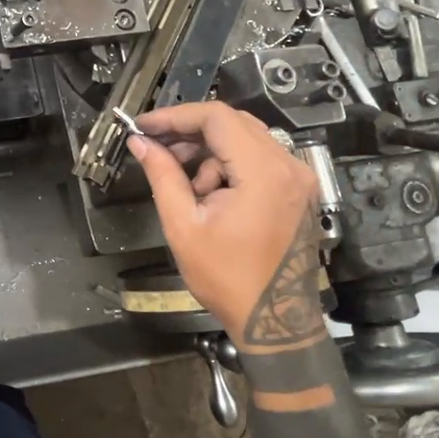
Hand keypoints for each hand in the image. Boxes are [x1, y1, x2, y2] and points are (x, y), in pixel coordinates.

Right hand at [125, 102, 319, 343]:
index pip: (217, 118)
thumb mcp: (183, 225)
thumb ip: (162, 175)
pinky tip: (209, 194)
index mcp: (264, 173)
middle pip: (233, 123)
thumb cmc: (226, 277)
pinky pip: (257, 159)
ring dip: (208, 151)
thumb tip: (140, 143)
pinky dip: (228, 165)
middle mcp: (289, 166)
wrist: (274, 321)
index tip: (145, 126)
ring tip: (185, 184)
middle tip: (156, 147)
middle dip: (190, 132)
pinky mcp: (297, 191)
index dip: (176, 116)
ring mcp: (298, 178)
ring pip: (244, 139)